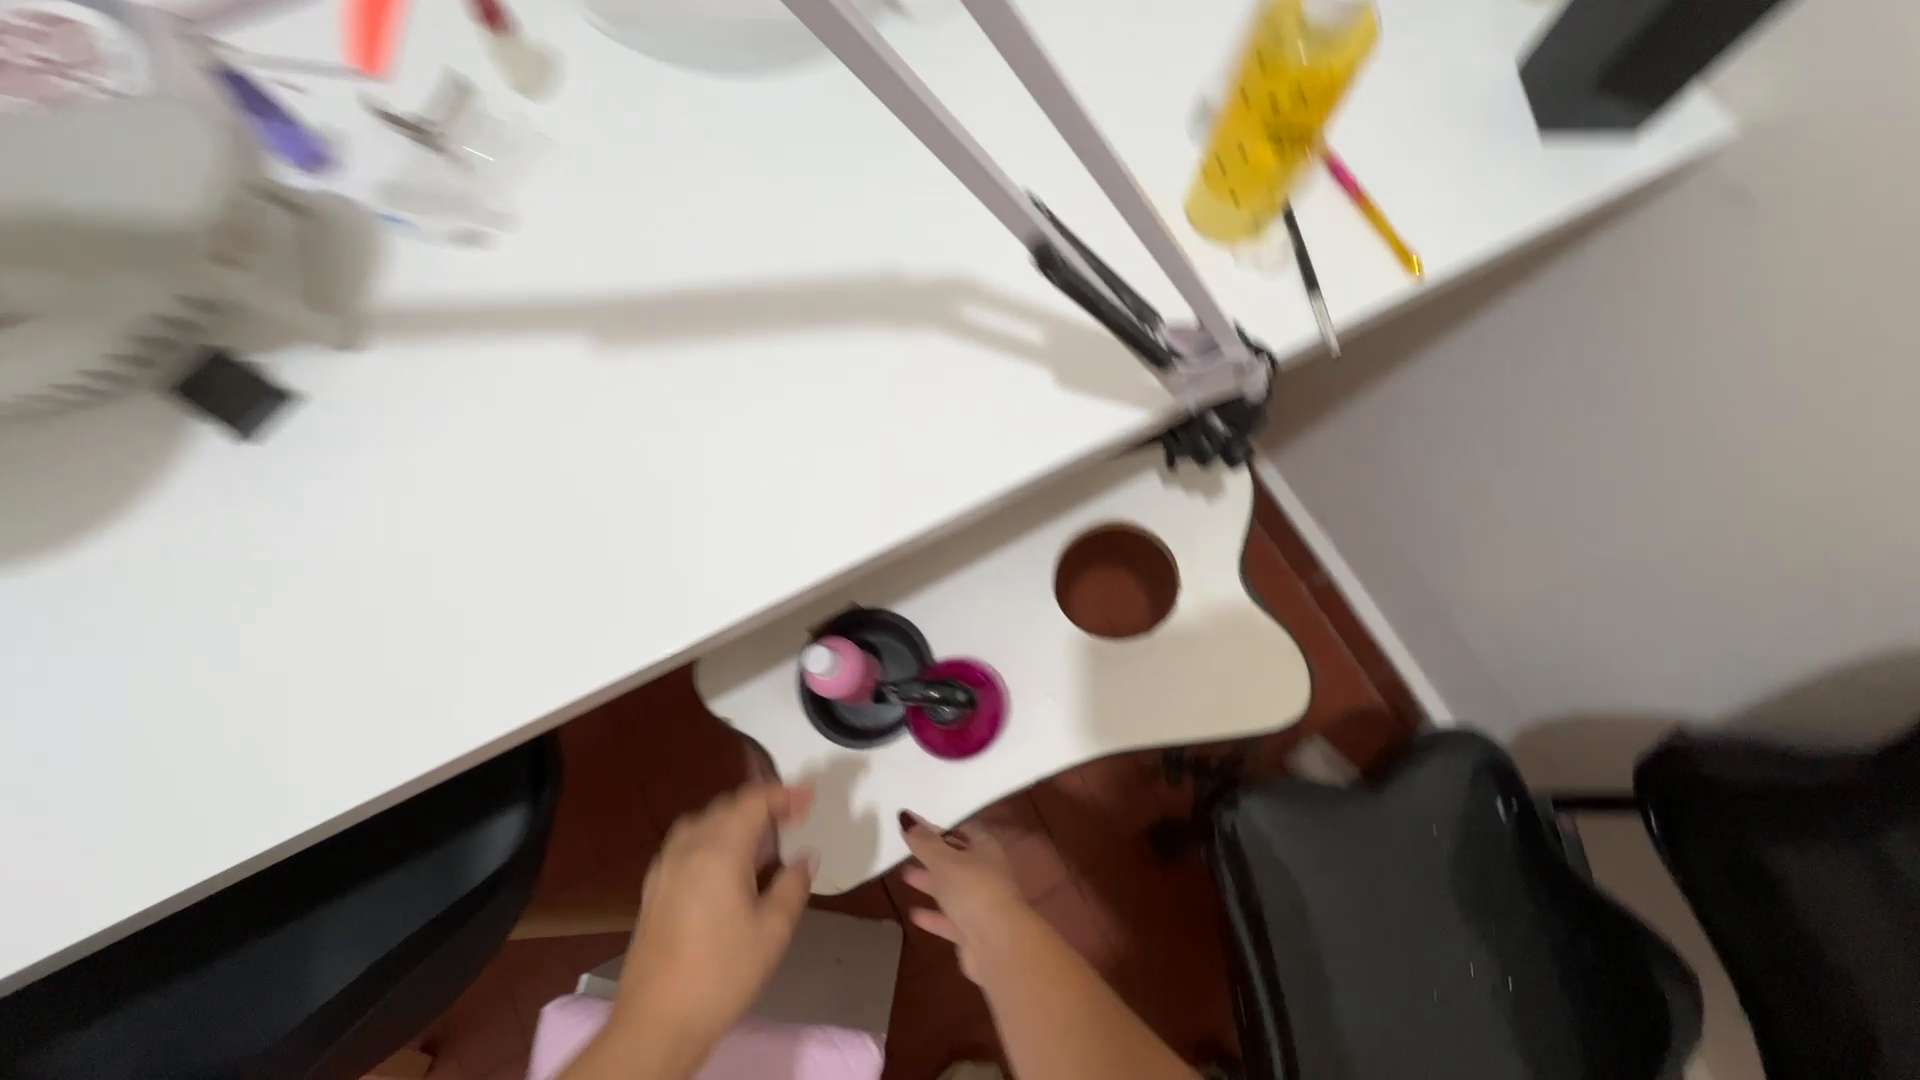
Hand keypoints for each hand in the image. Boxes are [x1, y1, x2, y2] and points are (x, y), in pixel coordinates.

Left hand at [612, 783, 816, 1063]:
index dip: (783, 794)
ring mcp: (664, 868)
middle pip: (726, 807)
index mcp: (719, 850)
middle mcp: (687, 848)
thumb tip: (805, 858)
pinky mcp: (653, 890)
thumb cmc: (722, 974)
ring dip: (734, 820)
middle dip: (761, 804)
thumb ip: (793, 886)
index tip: (809, 799)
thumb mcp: (773, 931)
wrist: (656, 1023)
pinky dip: (712, 839)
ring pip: (702, 823)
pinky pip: (686, 845)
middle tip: (793, 818)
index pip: (753, 802)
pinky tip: (726, 867)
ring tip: (761, 839)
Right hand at [898, 811, 1032, 982]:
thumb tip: (906, 817)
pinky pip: (950, 919)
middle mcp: (987, 874)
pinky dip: (933, 916)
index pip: (965, 830)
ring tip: (905, 876)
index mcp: (986, 849)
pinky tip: (913, 913)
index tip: (918, 826)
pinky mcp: (973, 932)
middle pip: (958, 861)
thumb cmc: (973, 890)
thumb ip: (924, 842)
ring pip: (952, 890)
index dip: (943, 827)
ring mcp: (981, 904)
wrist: (998, 944)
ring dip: (931, 883)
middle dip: (933, 856)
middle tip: (907, 850)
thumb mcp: (944, 860)